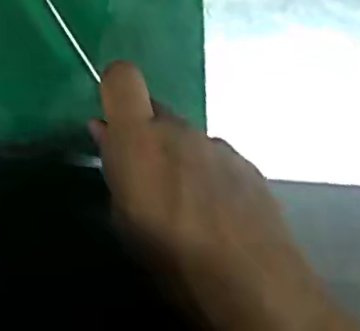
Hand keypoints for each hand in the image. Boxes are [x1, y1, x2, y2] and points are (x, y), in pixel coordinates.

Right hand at [93, 61, 355, 330]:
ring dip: (181, 161)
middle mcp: (179, 128)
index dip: (116, 90)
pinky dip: (210, 178)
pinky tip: (217, 218)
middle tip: (147, 183)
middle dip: (149, 138)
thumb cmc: (173, 257)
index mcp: (140, 136)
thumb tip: (105, 130)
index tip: (113, 122)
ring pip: (188, 139)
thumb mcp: (124, 220)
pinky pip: (216, 160)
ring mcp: (216, 144)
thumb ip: (114, 166)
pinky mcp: (247, 165)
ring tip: (186, 210)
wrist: (255, 285)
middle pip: (157, 113)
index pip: (122, 75)